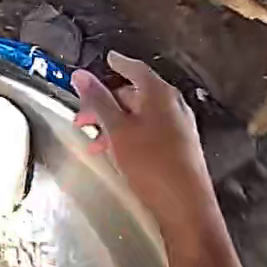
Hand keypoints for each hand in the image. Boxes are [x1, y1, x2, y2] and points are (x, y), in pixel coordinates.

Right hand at [72, 51, 220, 244]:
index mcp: (159, 93)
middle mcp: (172, 104)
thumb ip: (98, 101)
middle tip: (81, 117)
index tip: (106, 59)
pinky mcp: (179, 146)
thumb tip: (80, 75)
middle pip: (135, 93)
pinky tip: (113, 152)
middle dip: (106, 102)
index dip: (118, 63)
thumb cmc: (150, 162)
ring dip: (113, 123)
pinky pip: (148, 130)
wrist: (185, 206)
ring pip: (139, 114)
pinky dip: (128, 134)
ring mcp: (178, 126)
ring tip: (92, 142)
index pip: (135, 68)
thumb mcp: (117, 129)